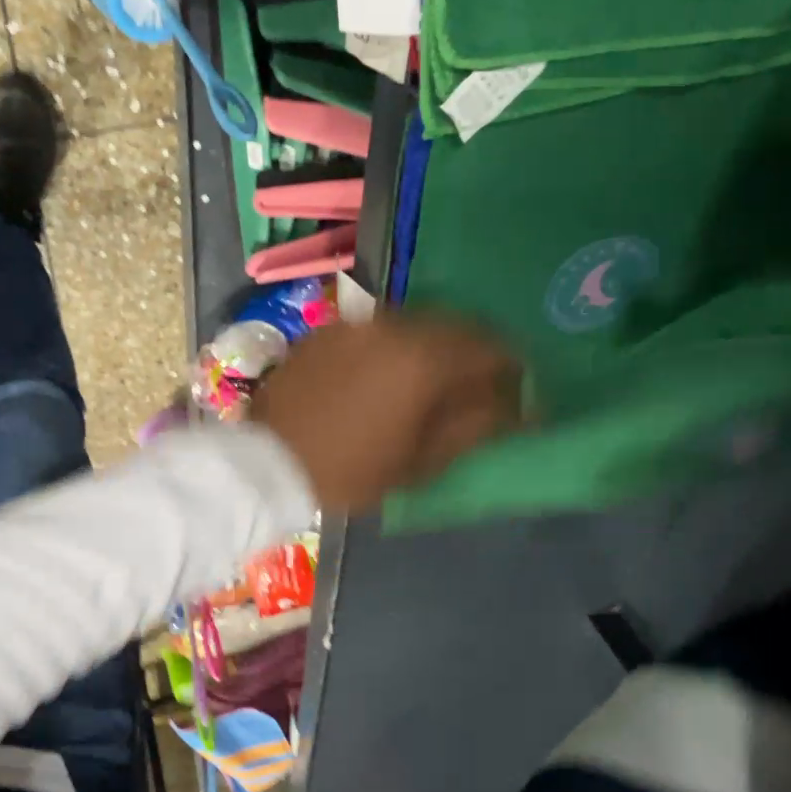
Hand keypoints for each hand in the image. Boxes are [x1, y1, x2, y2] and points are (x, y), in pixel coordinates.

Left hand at [249, 313, 521, 514]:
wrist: (269, 460)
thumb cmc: (352, 468)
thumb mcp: (424, 458)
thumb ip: (478, 423)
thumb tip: (521, 403)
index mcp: (423, 357)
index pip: (488, 346)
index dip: (510, 366)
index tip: (516, 388)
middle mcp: (390, 326)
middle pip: (450, 325)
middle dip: (470, 350)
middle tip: (476, 383)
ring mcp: (352, 324)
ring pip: (411, 323)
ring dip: (430, 344)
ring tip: (431, 380)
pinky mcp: (324, 331)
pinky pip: (373, 330)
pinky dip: (391, 345)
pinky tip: (386, 373)